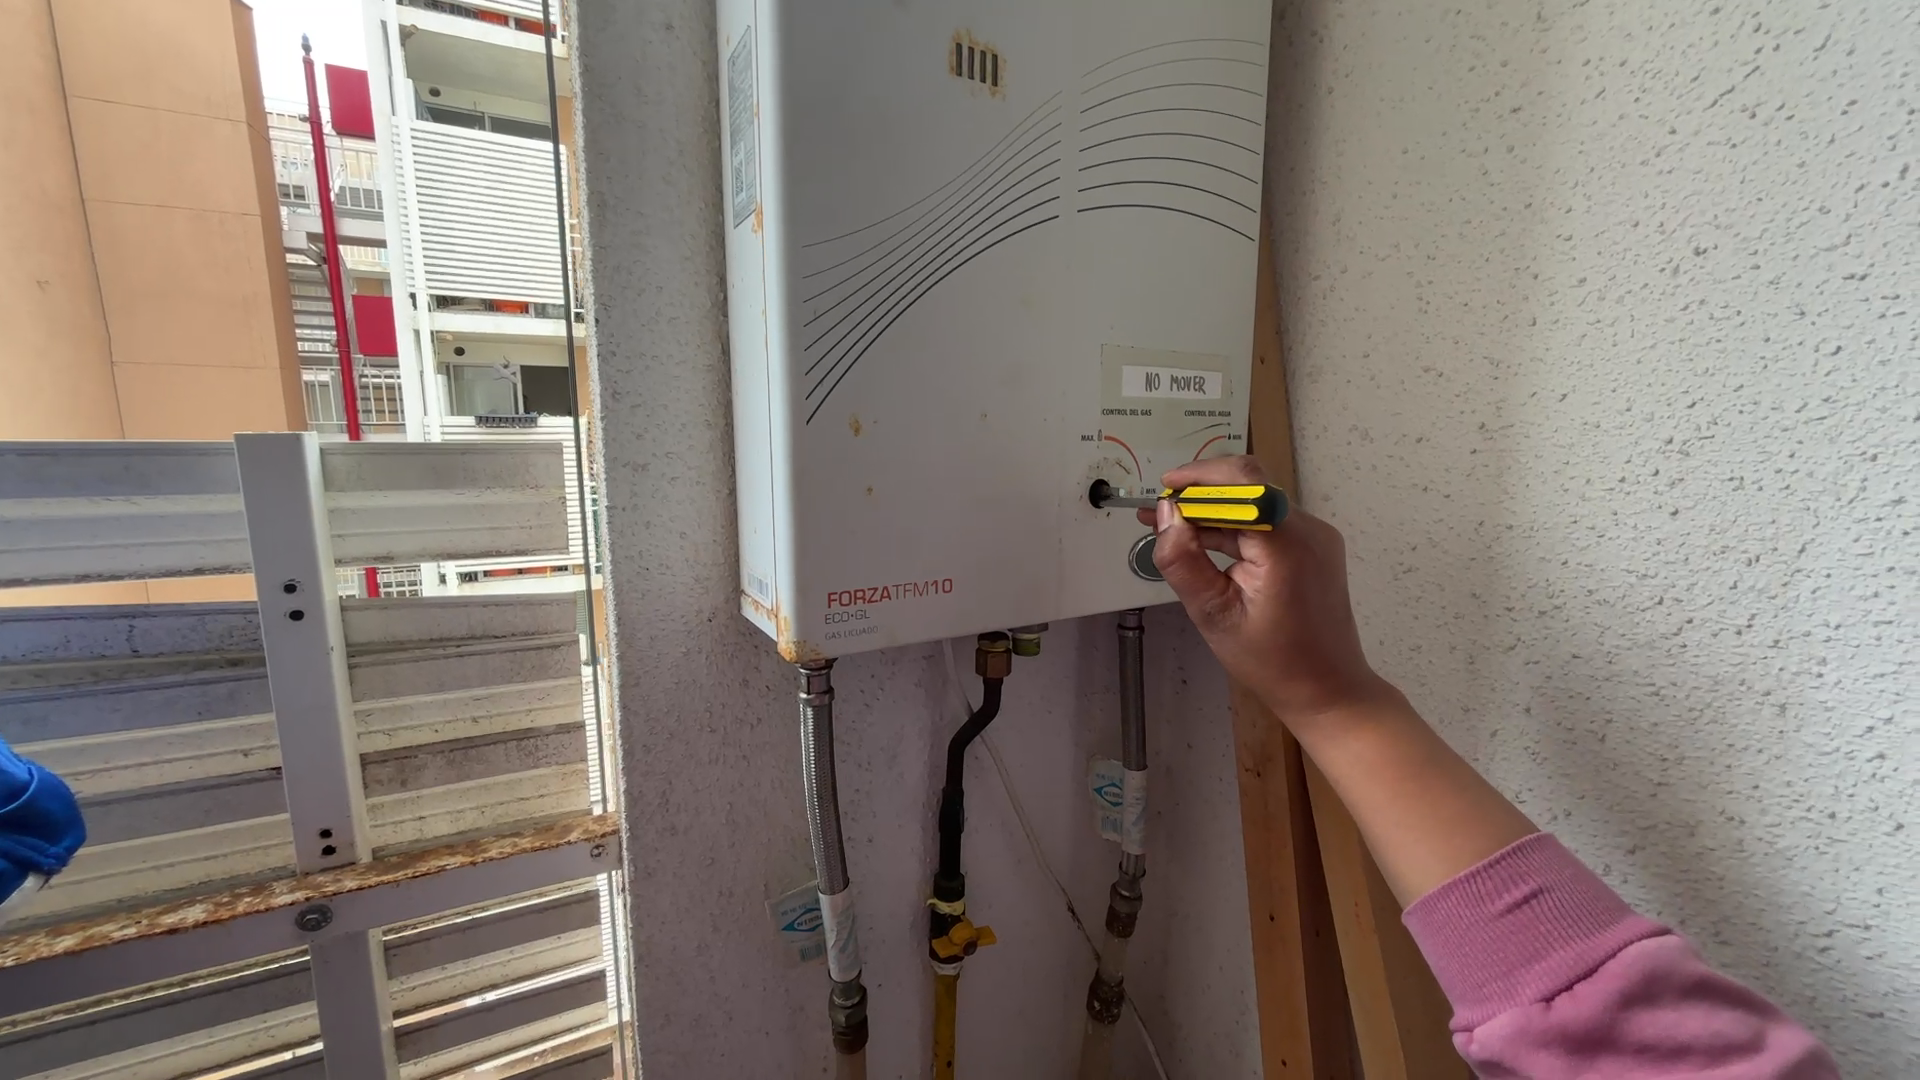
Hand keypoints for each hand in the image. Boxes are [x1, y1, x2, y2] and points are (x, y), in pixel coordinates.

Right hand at [1141, 456, 1393, 725]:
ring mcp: (1315, 537)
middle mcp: (1308, 529)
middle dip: (1199, 494)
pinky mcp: (1314, 547)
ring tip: (1172, 529)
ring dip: (1213, 511)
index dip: (1198, 476)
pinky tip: (1204, 543)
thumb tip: (1165, 514)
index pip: (1241, 481)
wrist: (1328, 690)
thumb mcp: (1213, 613)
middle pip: (1248, 487)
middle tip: (1159, 514)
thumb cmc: (1270, 661)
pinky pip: (1267, 522)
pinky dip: (1233, 527)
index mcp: (1285, 544)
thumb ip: (1183, 560)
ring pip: (1255, 504)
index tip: (1162, 491)